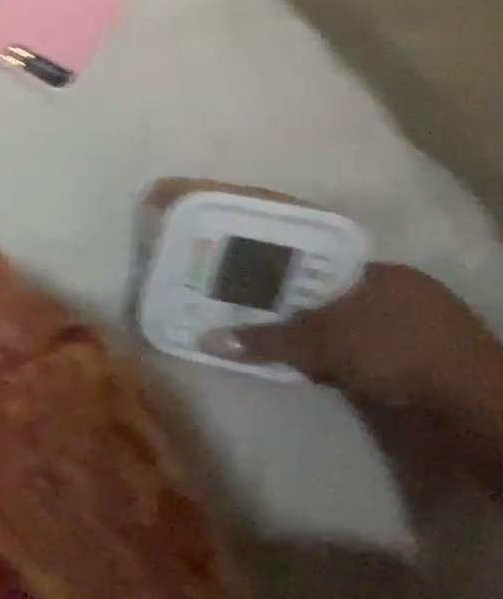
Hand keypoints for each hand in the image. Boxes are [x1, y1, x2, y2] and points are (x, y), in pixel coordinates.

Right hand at [200, 263, 502, 409]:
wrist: (479, 413)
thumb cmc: (397, 354)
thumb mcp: (318, 344)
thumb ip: (262, 340)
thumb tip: (204, 339)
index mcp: (382, 272)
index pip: (314, 265)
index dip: (275, 275)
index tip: (242, 284)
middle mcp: (404, 293)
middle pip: (328, 297)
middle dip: (291, 310)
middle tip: (246, 315)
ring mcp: (423, 330)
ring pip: (347, 326)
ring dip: (314, 338)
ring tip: (271, 344)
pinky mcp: (431, 365)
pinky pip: (367, 353)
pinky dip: (340, 360)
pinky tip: (315, 369)